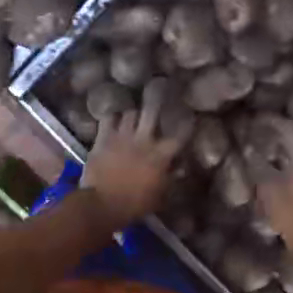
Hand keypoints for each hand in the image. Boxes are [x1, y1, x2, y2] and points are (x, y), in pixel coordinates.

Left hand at [80, 81, 190, 227]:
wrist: (102, 203)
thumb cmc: (135, 204)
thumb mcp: (160, 196)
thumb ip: (171, 178)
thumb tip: (180, 167)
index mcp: (161, 155)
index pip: (180, 135)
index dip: (186, 124)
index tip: (190, 115)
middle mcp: (143, 139)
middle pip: (152, 110)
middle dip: (157, 98)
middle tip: (159, 87)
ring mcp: (122, 136)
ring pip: (130, 113)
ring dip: (133, 114)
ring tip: (134, 113)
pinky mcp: (103, 137)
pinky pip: (108, 118)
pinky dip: (112, 117)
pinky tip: (113, 117)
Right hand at [243, 116, 292, 254]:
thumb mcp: (270, 191)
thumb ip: (260, 166)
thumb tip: (250, 148)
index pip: (291, 130)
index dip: (273, 122)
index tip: (256, 118)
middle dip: (283, 127)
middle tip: (263, 125)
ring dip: (291, 139)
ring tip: (271, 138)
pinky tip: (284, 158)